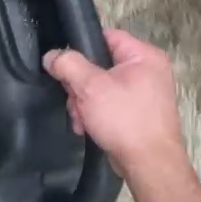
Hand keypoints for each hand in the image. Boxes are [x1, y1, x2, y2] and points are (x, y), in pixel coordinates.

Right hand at [43, 29, 186, 180]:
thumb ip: (67, 64)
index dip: (80, 46)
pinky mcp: (137, 111)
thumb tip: (51, 56)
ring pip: (99, 85)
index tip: (64, 63)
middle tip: (74, 99)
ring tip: (81, 117)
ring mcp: (144, 92)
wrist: (149, 165)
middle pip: (98, 63)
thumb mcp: (90, 86)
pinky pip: (107, 102)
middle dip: (79, 83)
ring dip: (82, 101)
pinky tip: (86, 126)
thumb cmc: (125, 120)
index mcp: (144, 56)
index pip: (105, 36)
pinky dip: (93, 113)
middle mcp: (148, 70)